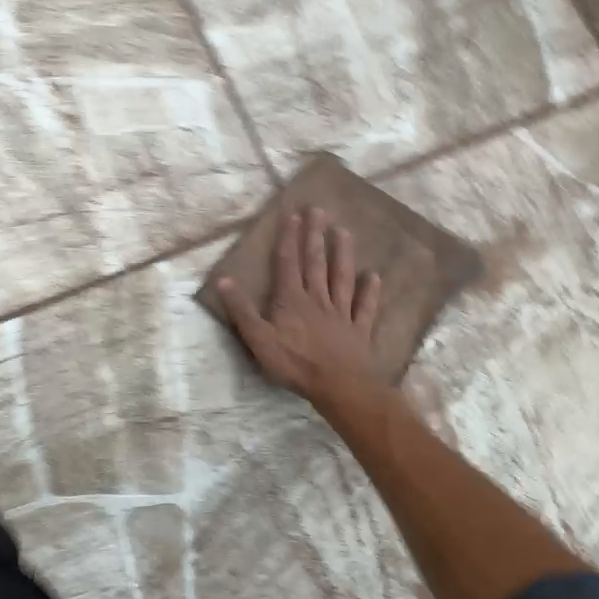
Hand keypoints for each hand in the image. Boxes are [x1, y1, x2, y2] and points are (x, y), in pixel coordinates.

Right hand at [218, 208, 383, 408]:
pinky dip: (370, 291)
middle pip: (316, 263)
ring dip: (342, 254)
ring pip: (341, 278)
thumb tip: (224, 280)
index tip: (292, 215)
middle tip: (318, 211)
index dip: (289, 238)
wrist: (341, 387)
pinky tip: (374, 277)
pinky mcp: (359, 330)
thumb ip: (241, 309)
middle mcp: (317, 300)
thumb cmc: (295, 364)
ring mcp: (341, 314)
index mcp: (291, 300)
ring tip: (344, 231)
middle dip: (314, 236)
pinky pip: (365, 306)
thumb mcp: (257, 339)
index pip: (288, 263)